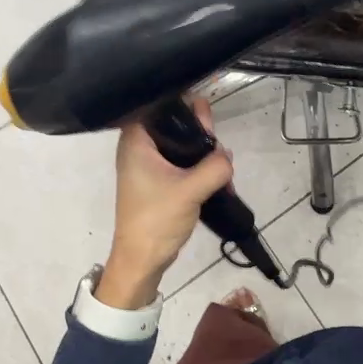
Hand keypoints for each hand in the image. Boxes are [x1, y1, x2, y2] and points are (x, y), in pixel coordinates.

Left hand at [100, 99, 234, 308]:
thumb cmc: (157, 219)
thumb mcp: (190, 190)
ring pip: (179, 144)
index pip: (156, 105)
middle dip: (198, 130)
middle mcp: (138, 147)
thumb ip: (214, 167)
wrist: (141, 260)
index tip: (204, 107)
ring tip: (221, 162)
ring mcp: (147, 165)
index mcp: (136, 141)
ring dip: (201, 152)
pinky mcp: (157, 181)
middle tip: (216, 141)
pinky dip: (197, 166)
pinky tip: (217, 173)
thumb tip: (226, 155)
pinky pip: (180, 162)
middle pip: (172, 124)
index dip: (181, 102)